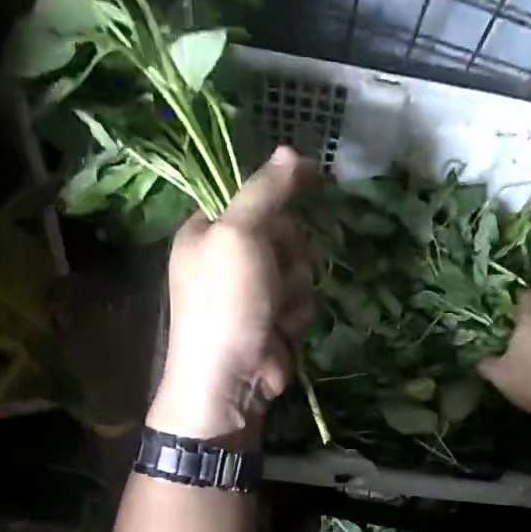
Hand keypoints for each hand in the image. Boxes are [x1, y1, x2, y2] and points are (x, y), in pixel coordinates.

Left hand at [147, 148, 315, 441]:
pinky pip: (303, 298)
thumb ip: (264, 192)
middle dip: (290, 253)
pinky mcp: (274, 317)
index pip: (255, 191)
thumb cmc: (225, 305)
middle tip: (274, 273)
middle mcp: (230, 255)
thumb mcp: (239, 237)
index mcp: (209, 229)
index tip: (321, 180)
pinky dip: (296, 315)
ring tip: (273, 312)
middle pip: (286, 230)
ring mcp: (254, 289)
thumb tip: (291, 149)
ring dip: (295, 289)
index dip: (285, 187)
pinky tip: (278, 332)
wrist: (228, 382)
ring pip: (301, 267)